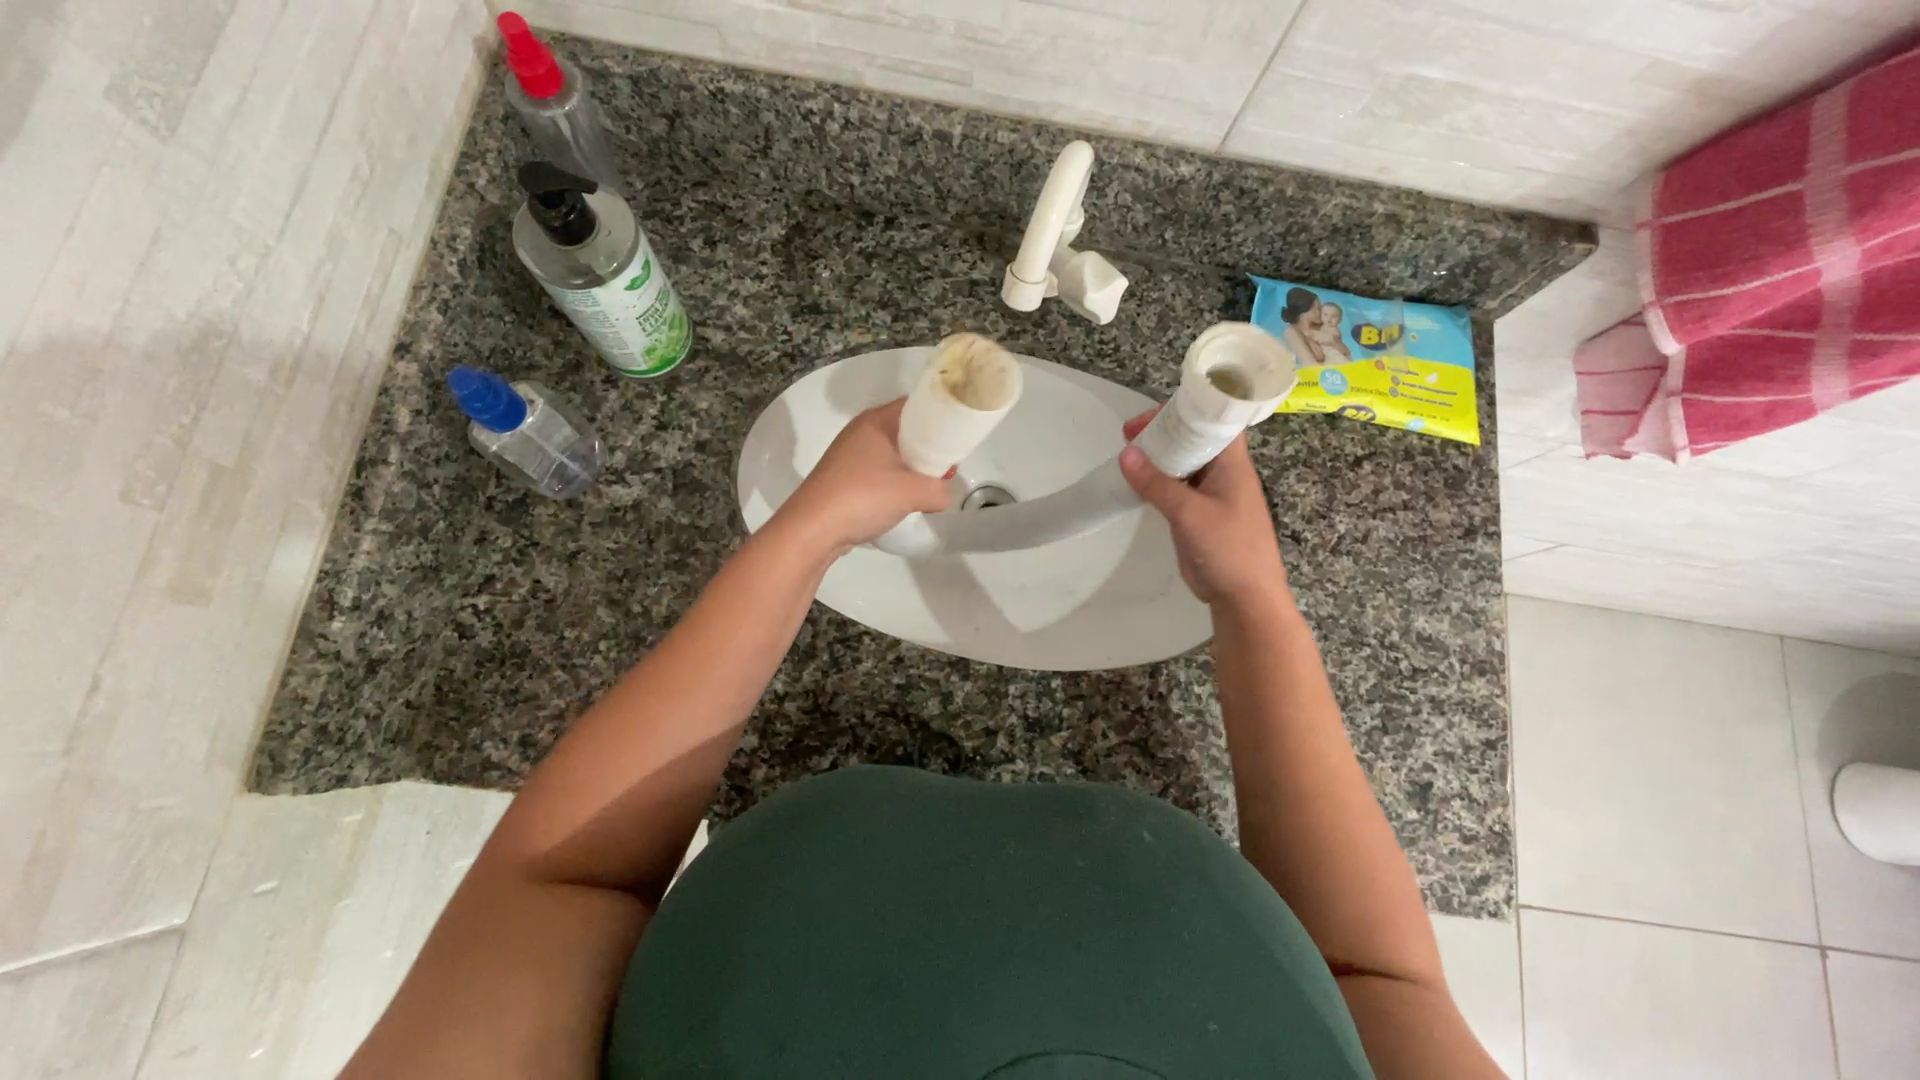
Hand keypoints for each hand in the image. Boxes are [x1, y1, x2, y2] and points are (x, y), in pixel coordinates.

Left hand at [776, 398, 950, 554]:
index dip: (941, 417)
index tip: (959, 436)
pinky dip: (896, 482)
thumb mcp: (913, 492)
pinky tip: (905, 500)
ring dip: (913, 468)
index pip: (917, 406)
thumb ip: (939, 490)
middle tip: (948, 467)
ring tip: (931, 486)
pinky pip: (880, 472)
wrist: (813, 529)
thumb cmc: (863, 497)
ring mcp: (851, 455)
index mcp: (876, 421)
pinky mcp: (845, 478)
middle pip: (907, 431)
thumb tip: (945, 494)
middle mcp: (862, 431)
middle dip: (930, 448)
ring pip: (894, 453)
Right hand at [1117, 408, 1290, 608]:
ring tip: (1127, 454)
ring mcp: (1210, 494)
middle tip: (1128, 434)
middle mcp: (1223, 473)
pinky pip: (1176, 486)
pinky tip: (1135, 481)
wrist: (1244, 598)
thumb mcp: (1190, 514)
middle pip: (1194, 439)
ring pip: (1183, 463)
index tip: (1150, 416)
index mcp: (1232, 464)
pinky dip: (1156, 480)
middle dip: (1163, 432)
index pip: (1214, 421)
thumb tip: (1126, 453)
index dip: (1185, 411)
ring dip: (1158, 456)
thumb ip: (1157, 484)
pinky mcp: (1197, 514)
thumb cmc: (1229, 549)